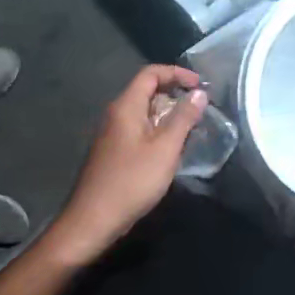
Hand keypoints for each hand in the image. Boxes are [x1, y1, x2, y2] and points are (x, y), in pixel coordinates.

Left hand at [47, 64, 206, 266]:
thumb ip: (184, 118)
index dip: (177, 73)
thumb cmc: (132, 181)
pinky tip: (173, 148)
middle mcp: (116, 114)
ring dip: (170, 114)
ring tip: (193, 127)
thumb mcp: (165, 148)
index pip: (150, 74)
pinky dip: (160, 129)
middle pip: (147, 90)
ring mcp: (113, 134)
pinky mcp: (114, 151)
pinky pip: (140, 129)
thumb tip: (199, 93)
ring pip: (145, 111)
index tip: (201, 86)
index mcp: (125, 107)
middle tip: (201, 108)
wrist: (93, 220)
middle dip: (176, 93)